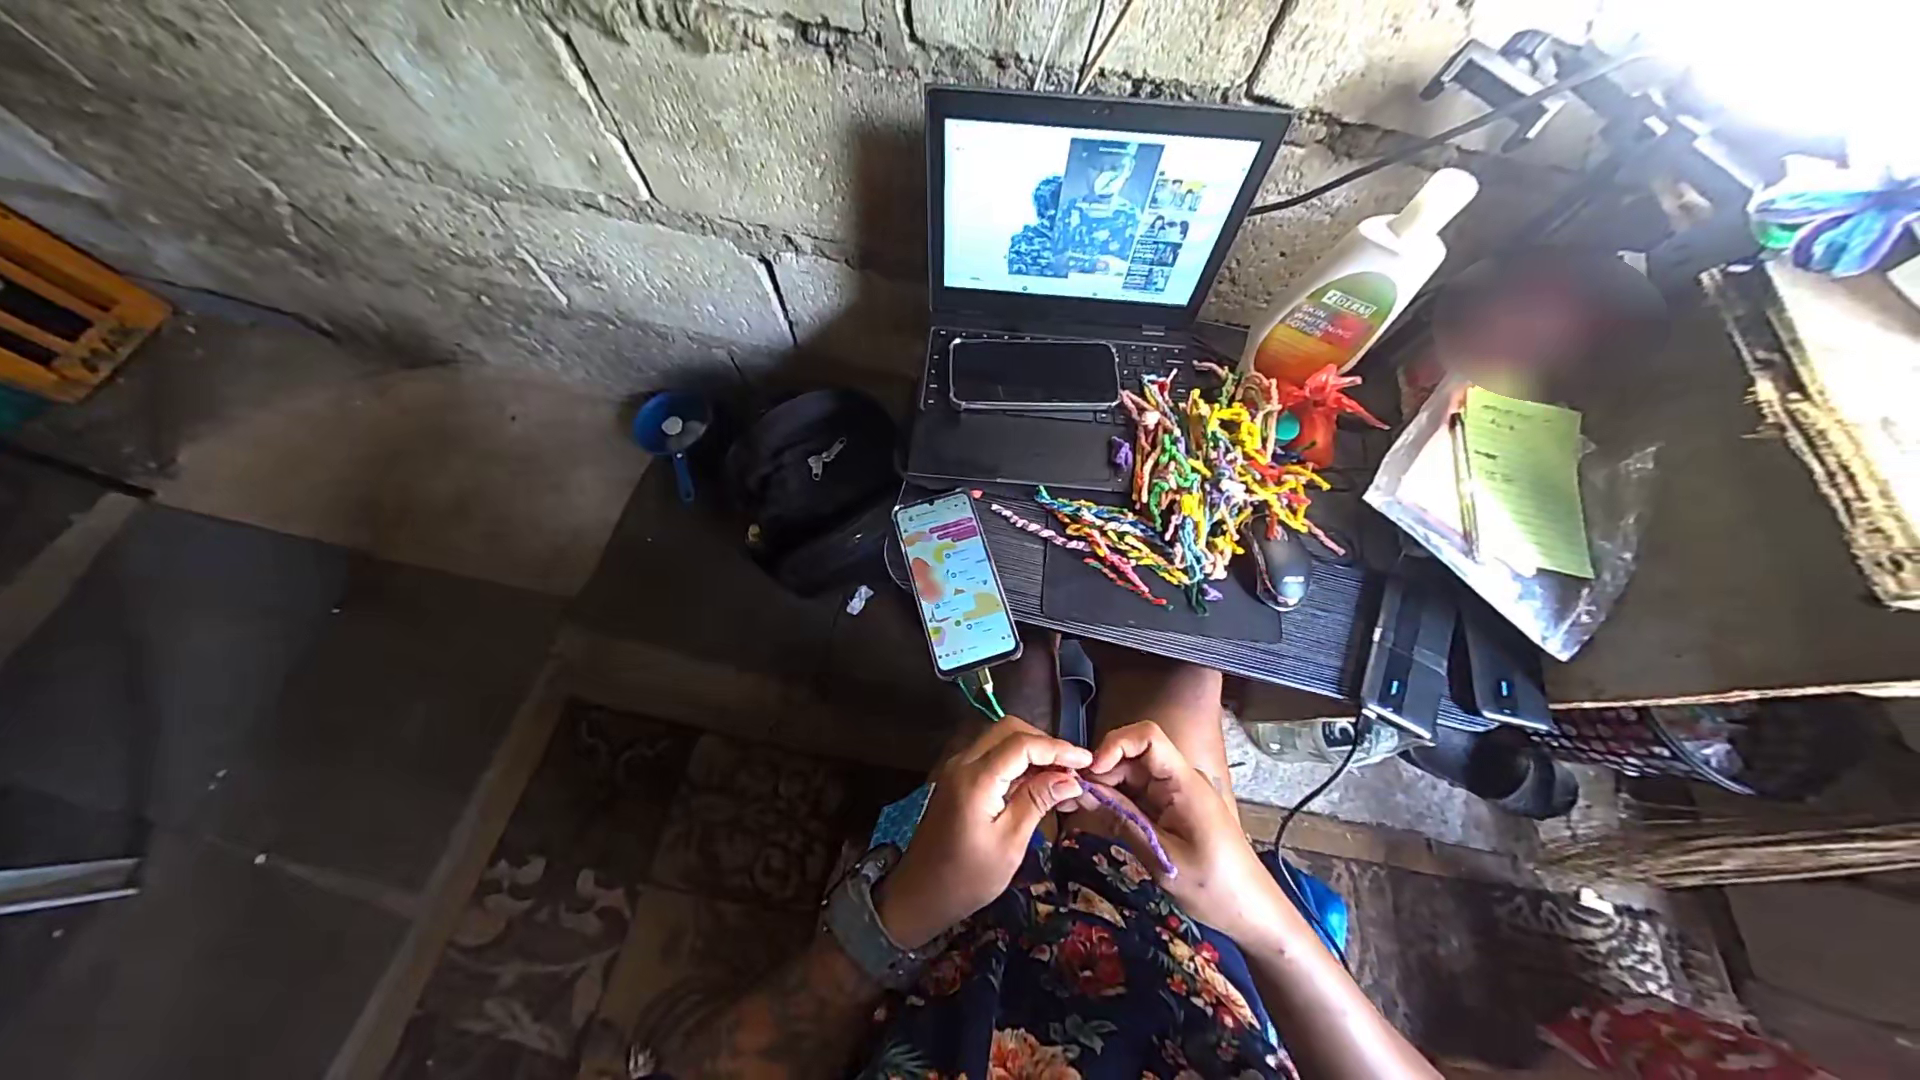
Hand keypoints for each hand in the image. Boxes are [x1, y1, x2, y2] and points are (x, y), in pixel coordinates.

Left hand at [876, 717, 1091, 947]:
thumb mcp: (1009, 844)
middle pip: (1008, 729)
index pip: (1021, 744)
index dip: (1057, 747)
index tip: (1086, 760)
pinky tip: (1034, 779)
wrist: (918, 894)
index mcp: (976, 779)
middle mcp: (963, 763)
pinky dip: (1015, 757)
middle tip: (1072, 766)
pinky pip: (990, 753)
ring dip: (1030, 747)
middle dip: (1044, 741)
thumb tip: (1070, 778)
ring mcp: (956, 767)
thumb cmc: (966, 878)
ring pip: (998, 737)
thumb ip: (1037, 802)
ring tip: (1059, 773)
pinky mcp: (956, 777)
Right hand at [1066, 722, 1288, 947]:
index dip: (1114, 744)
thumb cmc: (1217, 889)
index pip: (1147, 737)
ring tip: (1075, 806)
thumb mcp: (1163, 859)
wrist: (1256, 916)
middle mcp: (1178, 779)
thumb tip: (1081, 792)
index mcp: (1184, 782)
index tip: (1090, 772)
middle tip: (1071, 796)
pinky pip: (1136, 794)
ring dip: (1103, 786)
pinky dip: (1115, 801)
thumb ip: (1123, 820)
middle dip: (1100, 770)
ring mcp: (1174, 793)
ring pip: (1129, 774)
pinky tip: (1094, 814)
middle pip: (1131, 755)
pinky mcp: (1170, 808)